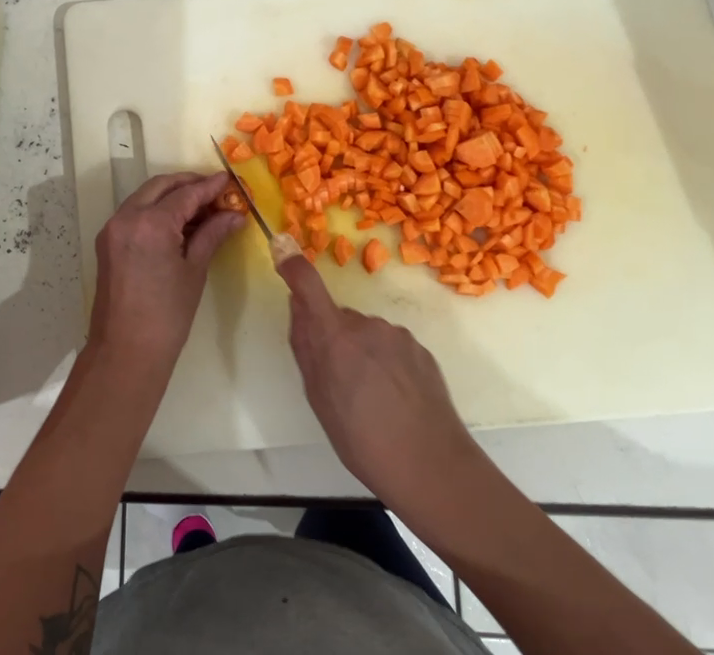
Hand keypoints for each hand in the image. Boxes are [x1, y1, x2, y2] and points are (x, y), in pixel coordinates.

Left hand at [89, 172, 245, 369]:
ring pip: (145, 198)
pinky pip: (134, 214)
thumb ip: (211, 235)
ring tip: (202, 208)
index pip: (185, 194)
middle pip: (161, 187)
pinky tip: (179, 223)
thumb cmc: (167, 315)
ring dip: (171, 197)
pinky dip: (156, 211)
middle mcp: (126, 218)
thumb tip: (234, 215)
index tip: (230, 181)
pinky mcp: (107, 242)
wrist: (126, 350)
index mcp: (150, 224)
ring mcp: (112, 229)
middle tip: (216, 192)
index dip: (210, 187)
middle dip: (188, 185)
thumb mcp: (194, 271)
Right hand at [279, 254, 478, 497]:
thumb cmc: (361, 439)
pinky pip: (391, 347)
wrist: (430, 465)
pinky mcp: (421, 350)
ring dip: (361, 354)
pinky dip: (385, 364)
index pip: (308, 287)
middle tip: (336, 383)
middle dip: (333, 339)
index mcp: (335, 337)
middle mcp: (367, 326)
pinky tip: (393, 399)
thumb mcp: (318, 398)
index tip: (282, 249)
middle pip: (338, 319)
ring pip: (366, 334)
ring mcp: (398, 336)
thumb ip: (306, 348)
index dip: (293, 265)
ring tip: (369, 399)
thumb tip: (298, 309)